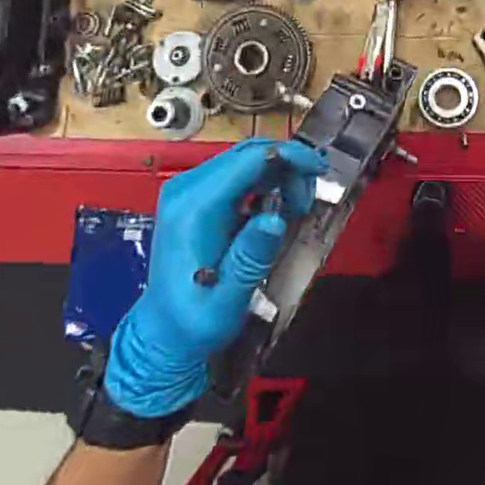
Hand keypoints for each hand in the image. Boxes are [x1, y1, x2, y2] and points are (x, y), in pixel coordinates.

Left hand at [105, 138, 327, 416]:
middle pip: (249, 153)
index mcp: (193, 209)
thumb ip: (250, 258)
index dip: (289, 157)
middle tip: (308, 201)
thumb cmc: (194, 321)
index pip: (248, 160)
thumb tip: (275, 219)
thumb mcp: (226, 300)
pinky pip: (240, 174)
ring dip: (280, 175)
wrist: (164, 331)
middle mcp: (188, 189)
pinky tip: (278, 209)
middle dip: (289, 167)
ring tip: (295, 208)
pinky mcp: (199, 198)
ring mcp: (191, 191)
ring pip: (246, 160)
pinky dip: (266, 182)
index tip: (321, 171)